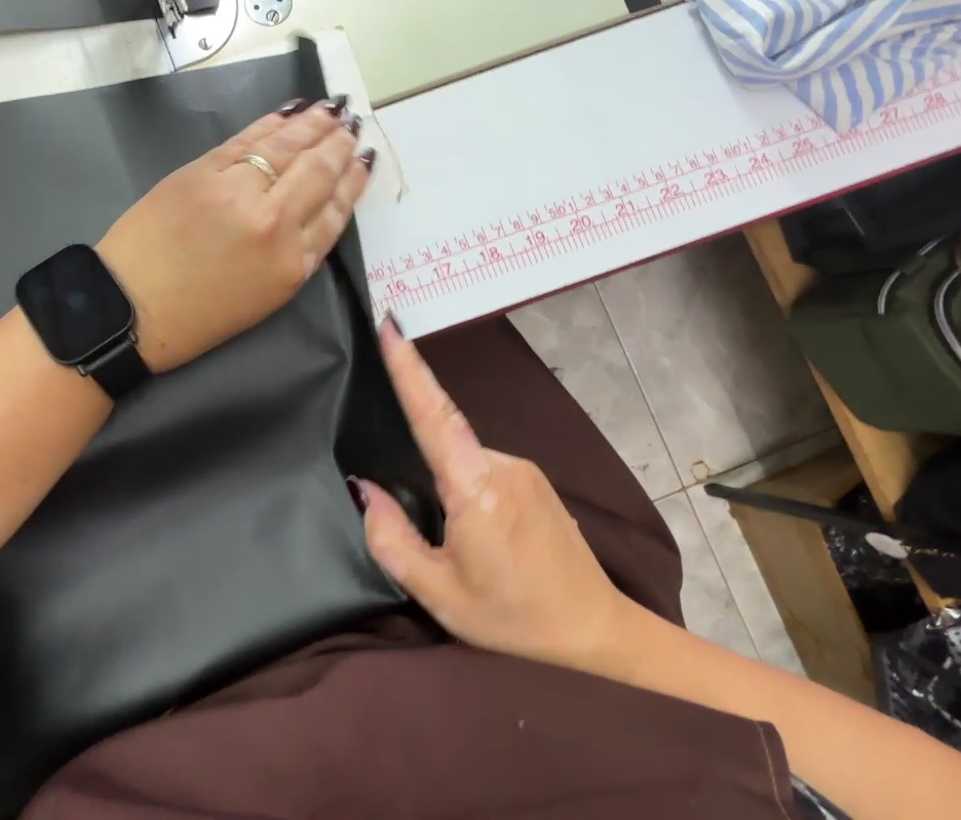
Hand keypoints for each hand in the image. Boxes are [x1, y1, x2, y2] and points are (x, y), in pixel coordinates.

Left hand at [97, 97, 373, 372]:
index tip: (365, 159)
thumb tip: (313, 215)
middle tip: (352, 124)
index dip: (353, 182)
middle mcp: (273, 222)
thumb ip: (295, 257)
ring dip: (312, 125)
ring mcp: (237, 192)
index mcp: (292, 264)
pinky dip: (272, 123)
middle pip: (317, 173)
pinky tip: (290, 113)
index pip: (335, 212)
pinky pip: (247, 139)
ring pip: (286, 149)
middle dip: (338, 146)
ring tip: (331, 109)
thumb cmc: (196, 318)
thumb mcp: (264, 299)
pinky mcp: (203, 171)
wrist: (130, 308)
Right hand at [356, 318, 647, 675]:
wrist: (597, 635)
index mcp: (475, 488)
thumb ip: (390, 536)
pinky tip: (476, 535)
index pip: (433, 414)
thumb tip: (363, 488)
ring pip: (462, 456)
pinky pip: (482, 466)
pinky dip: (465, 487)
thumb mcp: (438, 591)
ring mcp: (525, 469)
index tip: (389, 326)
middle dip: (417, 462)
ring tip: (455, 544)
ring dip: (445, 483)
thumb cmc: (514, 619)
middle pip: (442, 437)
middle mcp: (503, 465)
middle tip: (421, 523)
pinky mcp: (536, 480)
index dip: (408, 368)